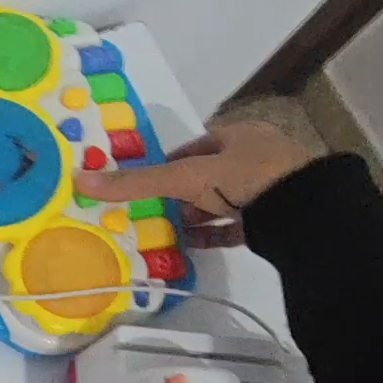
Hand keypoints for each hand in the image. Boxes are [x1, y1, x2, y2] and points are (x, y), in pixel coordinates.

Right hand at [75, 121, 319, 247]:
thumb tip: (80, 179)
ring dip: (194, 215)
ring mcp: (267, 188)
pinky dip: (212, 234)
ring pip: (221, 201)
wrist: (302, 210)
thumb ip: (135, 182)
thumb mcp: (183, 178)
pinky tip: (190, 246)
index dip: (167, 164)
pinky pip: (234, 225)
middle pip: (206, 175)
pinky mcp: (273, 217)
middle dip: (178, 194)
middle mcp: (255, 156)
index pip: (194, 147)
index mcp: (238, 136)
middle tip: (149, 212)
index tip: (145, 184)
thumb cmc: (243, 178)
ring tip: (166, 232)